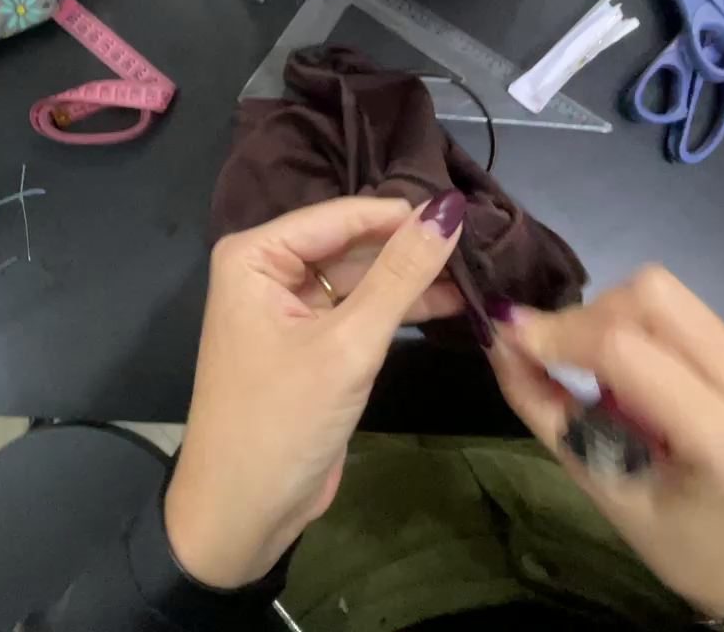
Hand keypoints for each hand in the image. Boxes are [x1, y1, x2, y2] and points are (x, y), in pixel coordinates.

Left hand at [164, 193, 465, 587]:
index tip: (467, 209)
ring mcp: (289, 306)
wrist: (242, 515)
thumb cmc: (283, 420)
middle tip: (481, 242)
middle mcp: (267, 270)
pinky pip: (358, 309)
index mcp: (255, 255)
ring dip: (411, 279)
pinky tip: (451, 302)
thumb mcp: (347, 344)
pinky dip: (399, 309)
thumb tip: (449, 209)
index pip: (340, 216)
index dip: (403, 213)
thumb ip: (400, 275)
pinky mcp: (311, 339)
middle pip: (350, 243)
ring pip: (359, 277)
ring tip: (478, 270)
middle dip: (409, 247)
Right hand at [486, 266, 723, 618]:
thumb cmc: (672, 541)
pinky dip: (642, 330)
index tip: (513, 336)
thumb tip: (498, 337)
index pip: (626, 350)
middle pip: (654, 297)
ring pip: (668, 296)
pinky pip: (686, 314)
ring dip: (613, 318)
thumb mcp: (595, 484)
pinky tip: (641, 376)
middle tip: (560, 352)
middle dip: (588, 314)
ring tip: (599, 368)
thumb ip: (539, 404)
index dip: (558, 333)